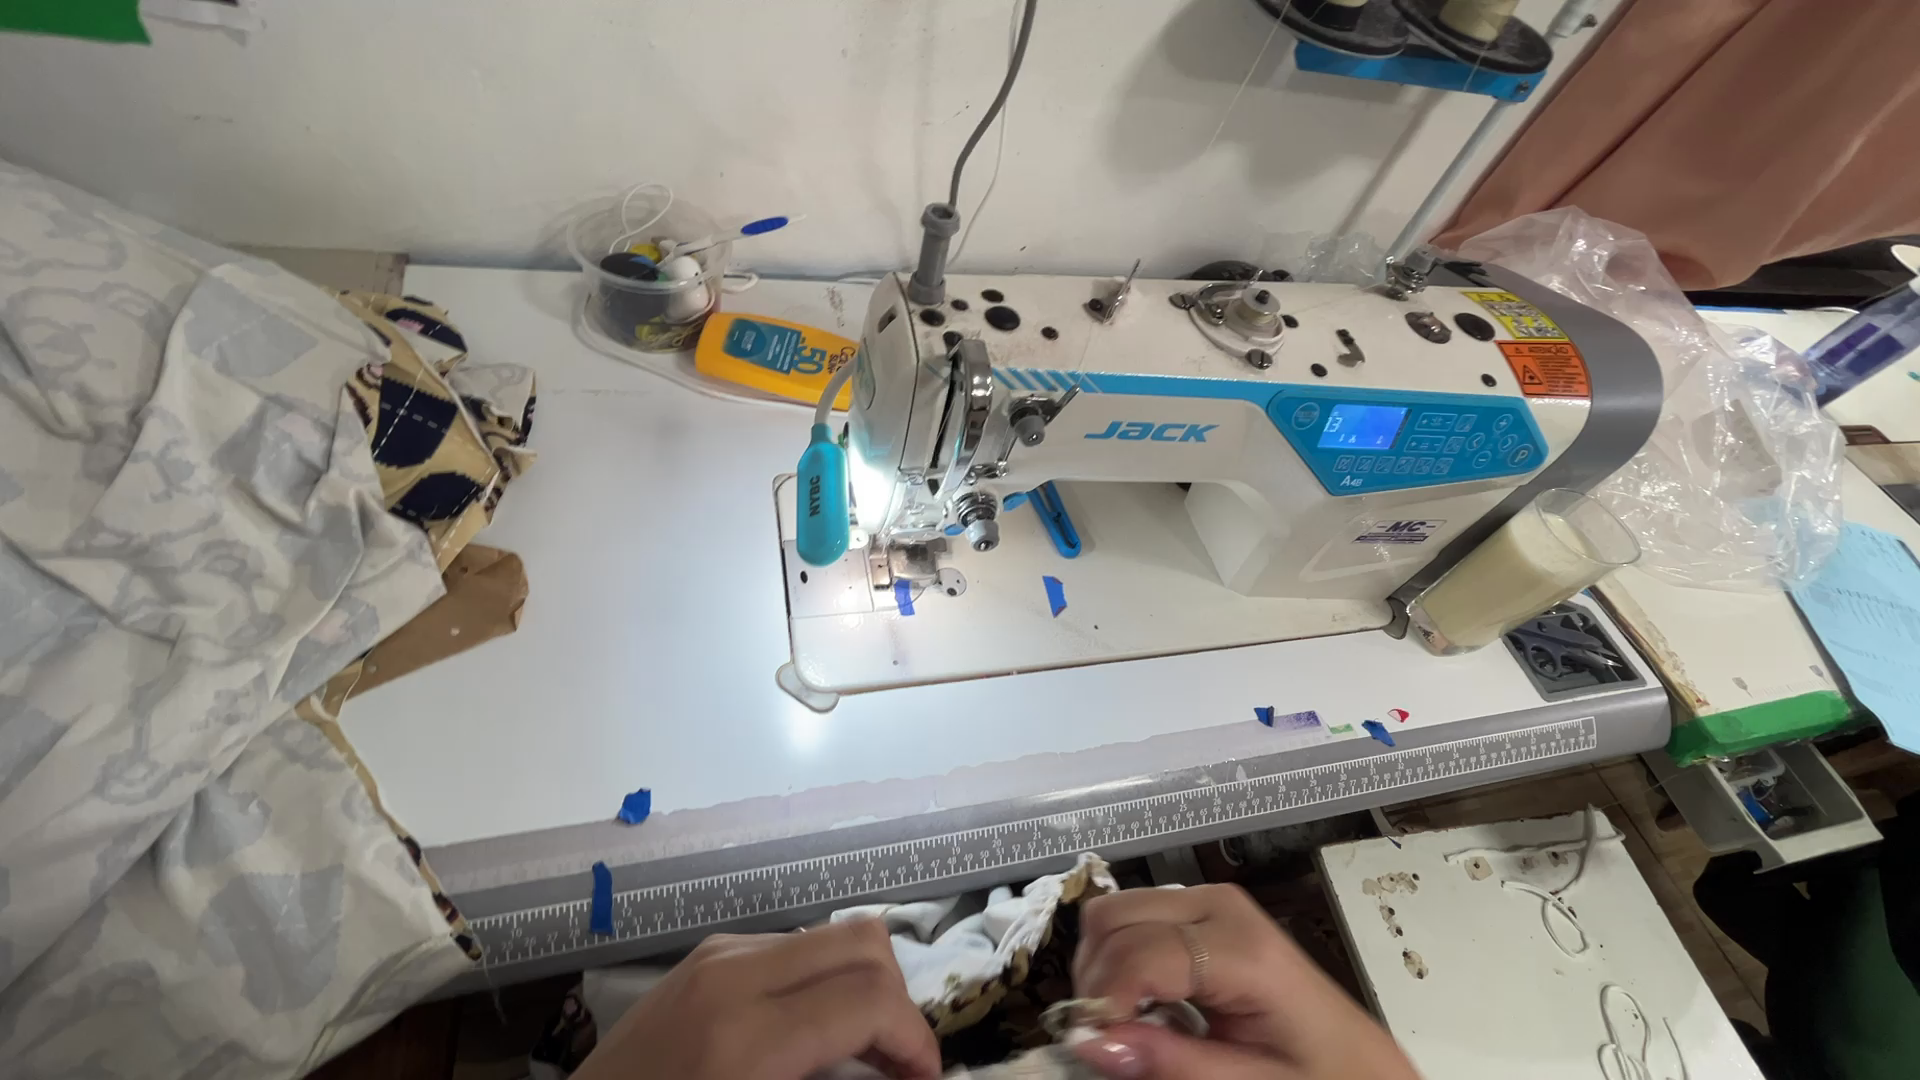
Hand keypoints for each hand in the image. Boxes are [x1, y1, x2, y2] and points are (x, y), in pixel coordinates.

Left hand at [573, 919, 939, 1079]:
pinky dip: (824, 980)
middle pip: (863, 940)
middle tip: (897, 1061)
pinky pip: (794, 945)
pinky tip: (811, 1030)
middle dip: (898, 998)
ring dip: (862, 986)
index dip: (916, 1038)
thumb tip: (901, 1076)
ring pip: (833, 935)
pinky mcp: (709, 952)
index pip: (868, 997)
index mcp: (745, 1036)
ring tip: (860, 1047)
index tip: (926, 1079)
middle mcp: (735, 970)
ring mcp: (719, 952)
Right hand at [1069, 884, 1418, 1079]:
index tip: (1092, 1047)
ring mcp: (1206, 900)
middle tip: (1105, 1041)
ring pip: (1112, 913)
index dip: (1105, 999)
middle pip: (1114, 919)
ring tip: (1121, 1024)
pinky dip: (1116, 959)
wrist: (1367, 1068)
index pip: (1143, 953)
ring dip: (1100, 968)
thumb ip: (1171, 1065)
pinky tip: (1140, 1003)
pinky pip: (1131, 919)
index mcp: (1242, 947)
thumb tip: (1087, 1039)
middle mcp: (1216, 904)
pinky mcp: (1200, 909)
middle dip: (1095, 980)